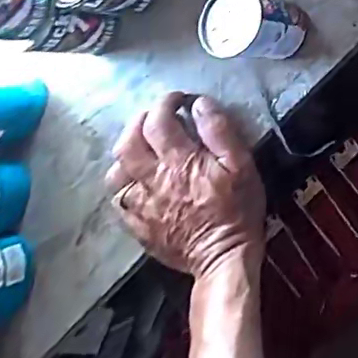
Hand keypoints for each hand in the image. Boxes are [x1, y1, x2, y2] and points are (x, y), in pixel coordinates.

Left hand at [106, 92, 265, 277]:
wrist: (224, 258)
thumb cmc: (238, 207)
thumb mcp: (241, 163)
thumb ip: (219, 130)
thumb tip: (199, 104)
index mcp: (179, 161)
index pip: (158, 121)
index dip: (165, 103)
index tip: (178, 99)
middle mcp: (153, 181)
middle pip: (127, 143)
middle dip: (139, 122)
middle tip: (157, 117)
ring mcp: (142, 206)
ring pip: (116, 173)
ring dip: (127, 154)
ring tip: (145, 148)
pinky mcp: (139, 227)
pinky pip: (119, 200)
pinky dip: (125, 184)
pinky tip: (140, 182)